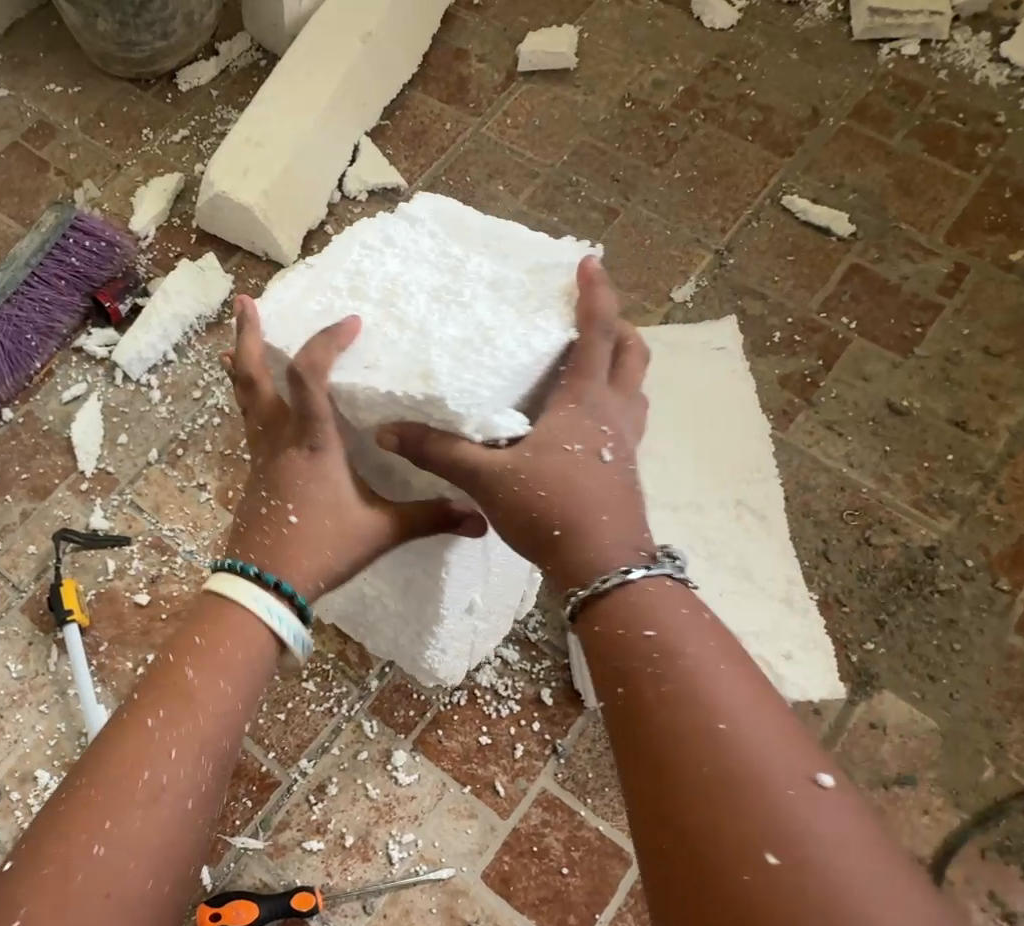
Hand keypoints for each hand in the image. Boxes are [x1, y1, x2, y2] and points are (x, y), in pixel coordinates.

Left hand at [220, 295, 486, 602]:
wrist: (262, 586)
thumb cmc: (320, 551)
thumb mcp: (379, 532)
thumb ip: (428, 518)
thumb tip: (481, 519)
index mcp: (312, 442)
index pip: (310, 375)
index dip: (327, 341)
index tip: (351, 321)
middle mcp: (279, 439)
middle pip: (253, 377)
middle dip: (249, 336)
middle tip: (245, 301)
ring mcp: (261, 456)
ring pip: (244, 400)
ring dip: (241, 365)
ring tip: (233, 341)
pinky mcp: (254, 474)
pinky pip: (249, 424)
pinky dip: (251, 402)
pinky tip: (259, 406)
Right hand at [375, 256, 653, 595]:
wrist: (603, 566)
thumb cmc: (552, 510)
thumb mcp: (486, 479)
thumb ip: (439, 452)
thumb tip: (388, 430)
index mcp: (585, 401)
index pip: (598, 332)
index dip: (596, 294)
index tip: (589, 261)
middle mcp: (614, 413)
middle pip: (632, 353)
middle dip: (618, 327)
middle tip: (589, 318)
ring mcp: (625, 443)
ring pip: (635, 387)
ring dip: (620, 364)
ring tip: (589, 363)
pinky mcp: (623, 469)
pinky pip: (625, 419)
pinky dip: (611, 402)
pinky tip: (580, 423)